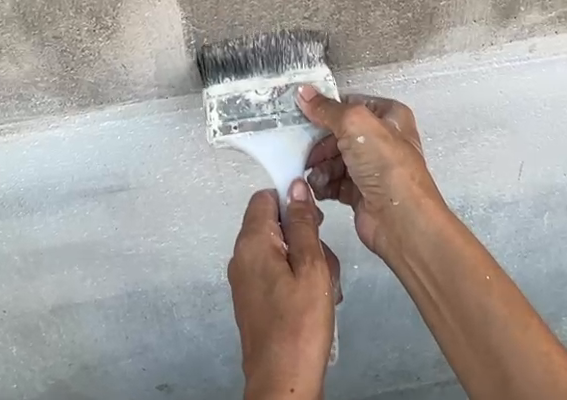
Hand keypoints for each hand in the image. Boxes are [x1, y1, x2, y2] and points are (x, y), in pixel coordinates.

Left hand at [228, 182, 341, 399]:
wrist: (282, 383)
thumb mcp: (311, 266)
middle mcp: (241, 256)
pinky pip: (276, 273)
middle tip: (325, 264)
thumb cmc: (299, 325)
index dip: (292, 201)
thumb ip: (303, 223)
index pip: (266, 197)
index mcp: (252, 242)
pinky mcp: (253, 299)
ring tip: (324, 289)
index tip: (316, 221)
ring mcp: (245, 279)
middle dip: (305, 237)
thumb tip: (295, 187)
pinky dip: (297, 280)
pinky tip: (315, 302)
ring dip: (306, 262)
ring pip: (280, 250)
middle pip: (275, 224)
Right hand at [298, 87, 442, 257]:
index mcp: (388, 116)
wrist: (400, 220)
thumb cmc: (390, 168)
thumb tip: (305, 93)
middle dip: (320, 143)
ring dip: (320, 166)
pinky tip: (320, 187)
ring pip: (334, 159)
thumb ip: (327, 108)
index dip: (327, 108)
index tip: (304, 111)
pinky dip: (324, 184)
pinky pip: (334, 181)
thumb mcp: (355, 124)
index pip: (350, 104)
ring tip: (315, 174)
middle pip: (338, 133)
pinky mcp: (361, 192)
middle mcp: (382, 140)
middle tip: (306, 149)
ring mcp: (371, 168)